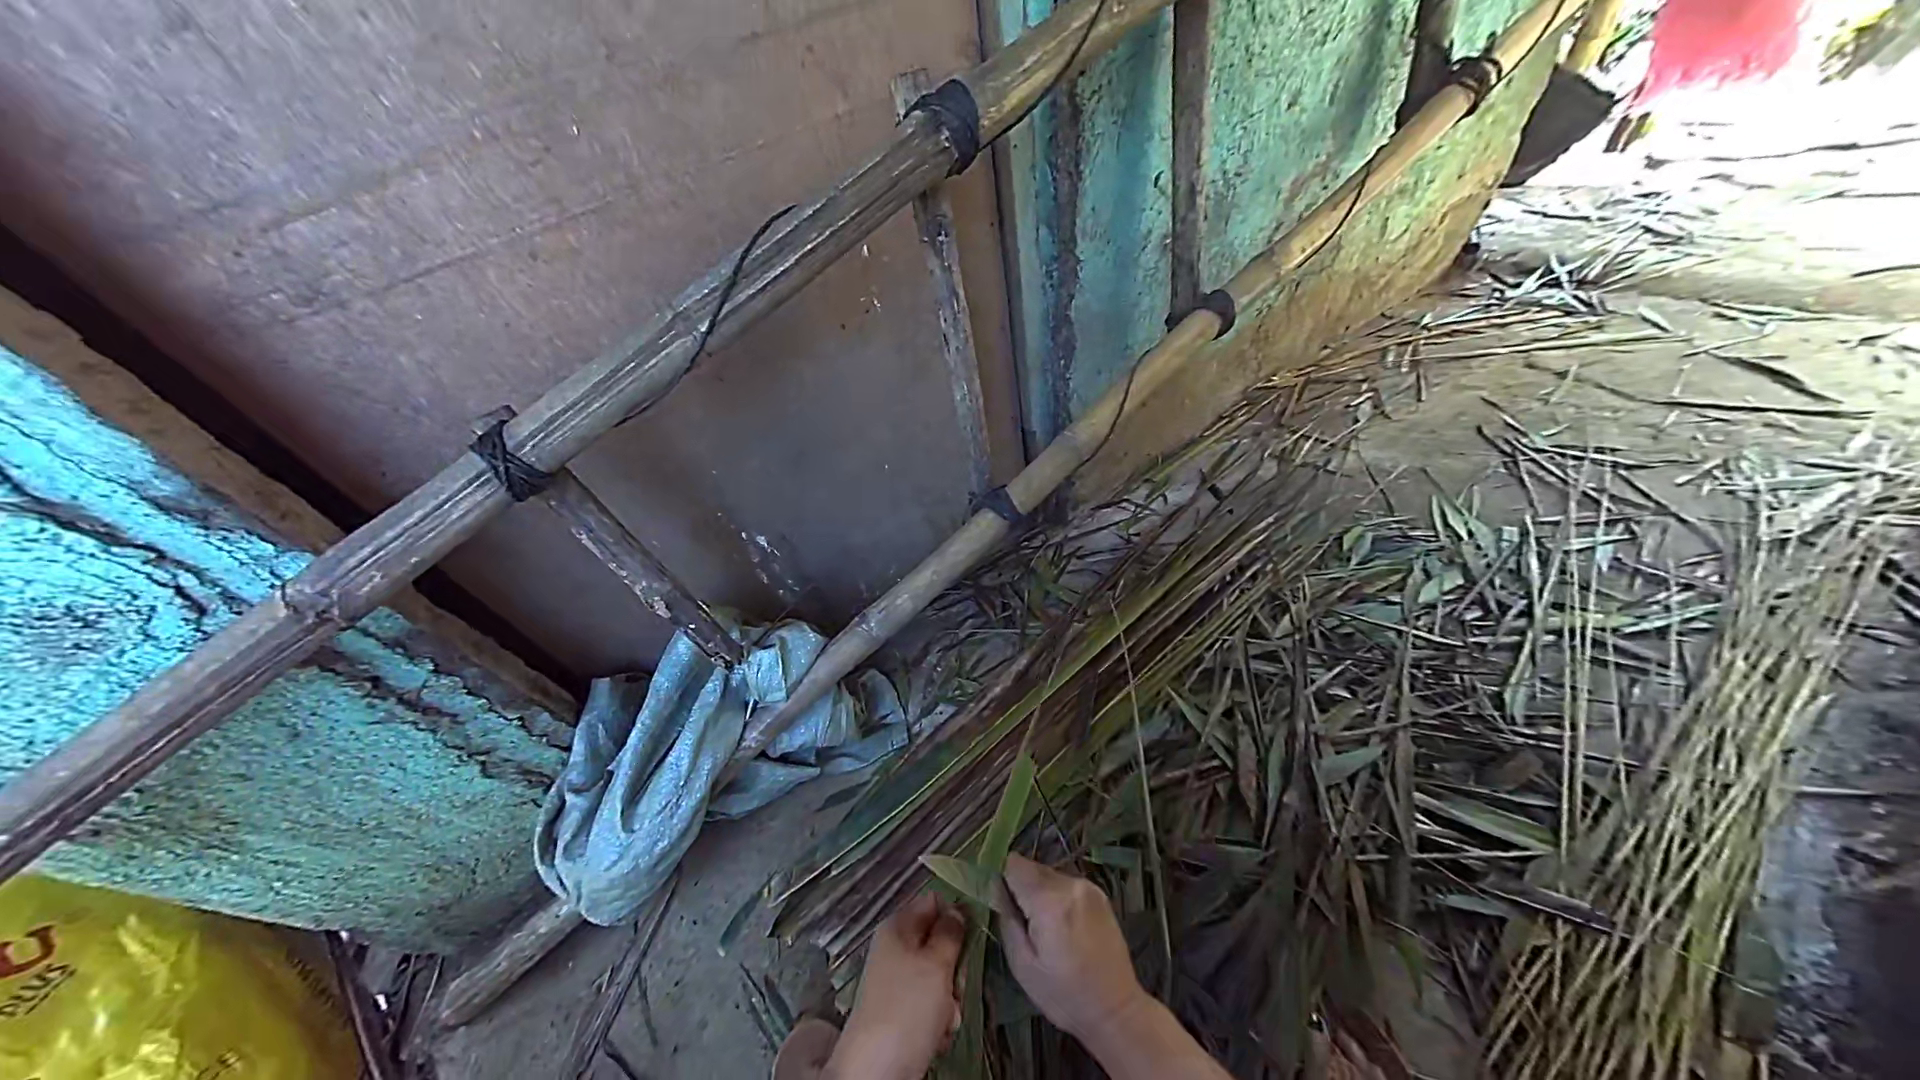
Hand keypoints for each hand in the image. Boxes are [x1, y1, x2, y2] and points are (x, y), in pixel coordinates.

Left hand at [826, 893, 965, 1079]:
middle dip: (955, 967)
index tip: (968, 940)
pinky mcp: (902, 1010)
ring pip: (940, 976)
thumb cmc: (907, 1008)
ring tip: (945, 1017)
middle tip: (955, 986)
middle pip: (940, 942)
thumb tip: (957, 909)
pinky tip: (936, 1034)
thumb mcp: (936, 964)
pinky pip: (931, 1003)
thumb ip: (951, 932)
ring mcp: (898, 980)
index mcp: (898, 926)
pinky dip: (939, 1018)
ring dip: (950, 998)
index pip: (934, 903)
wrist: (875, 1073)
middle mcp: (896, 948)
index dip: (955, 918)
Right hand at [999, 854, 1149, 1042]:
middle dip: (1020, 887)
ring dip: (1038, 891)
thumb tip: (995, 888)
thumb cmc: (1064, 995)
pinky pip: (1065, 883)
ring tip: (1042, 927)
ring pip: (1048, 874)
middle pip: (1031, 867)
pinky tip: (1061, 925)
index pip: (1013, 863)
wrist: (1116, 1009)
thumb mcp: (1022, 965)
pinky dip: (1056, 896)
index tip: (997, 896)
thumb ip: (1006, 919)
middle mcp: (1070, 884)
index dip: (1000, 876)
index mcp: (1050, 901)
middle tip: (1021, 921)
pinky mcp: (1099, 893)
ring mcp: (1088, 887)